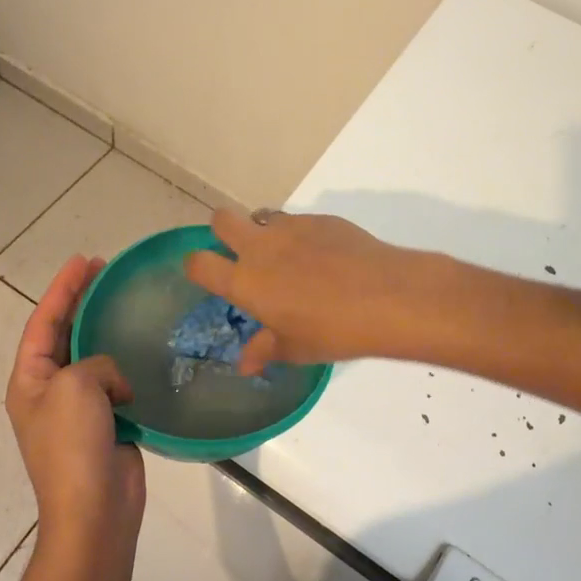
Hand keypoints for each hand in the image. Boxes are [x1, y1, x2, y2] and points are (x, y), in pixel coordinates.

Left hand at [5, 255, 144, 532]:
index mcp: (29, 380)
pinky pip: (113, 388)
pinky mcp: (104, 427)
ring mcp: (76, 411)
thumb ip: (92, 362)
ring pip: (91, 361)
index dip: (62, 289)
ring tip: (129, 310)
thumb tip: (115, 383)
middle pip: (64, 336)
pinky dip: (126, 371)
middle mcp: (48, 392)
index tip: (84, 260)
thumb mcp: (74, 386)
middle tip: (106, 272)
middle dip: (82, 304)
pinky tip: (143, 358)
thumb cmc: (73, 446)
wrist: (94, 511)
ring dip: (106, 337)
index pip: (43, 322)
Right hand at [184, 209, 447, 373]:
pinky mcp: (322, 219)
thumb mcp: (295, 348)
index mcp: (245, 281)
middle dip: (224, 232)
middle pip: (222, 220)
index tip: (208, 276)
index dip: (197, 267)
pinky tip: (325, 259)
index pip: (199, 263)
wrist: (384, 295)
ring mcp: (291, 227)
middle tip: (244, 256)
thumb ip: (264, 350)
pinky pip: (299, 222)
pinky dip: (302, 236)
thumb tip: (245, 364)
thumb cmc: (332, 330)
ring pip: (263, 216)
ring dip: (265, 232)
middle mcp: (260, 247)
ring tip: (289, 259)